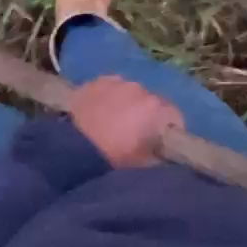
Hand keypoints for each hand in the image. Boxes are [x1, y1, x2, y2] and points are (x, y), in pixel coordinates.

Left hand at [66, 77, 183, 167]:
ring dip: (127, 105)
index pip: (175, 118)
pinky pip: (110, 89)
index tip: (159, 145)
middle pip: (152, 103)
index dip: (169, 133)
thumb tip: (166, 152)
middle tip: (133, 136)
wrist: (70, 147)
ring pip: (130, 93)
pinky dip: (108, 98)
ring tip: (112, 124)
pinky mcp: (96, 81)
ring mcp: (117, 82)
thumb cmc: (113, 158)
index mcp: (157, 109)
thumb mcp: (144, 165)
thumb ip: (162, 156)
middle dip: (147, 117)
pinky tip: (97, 113)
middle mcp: (141, 89)